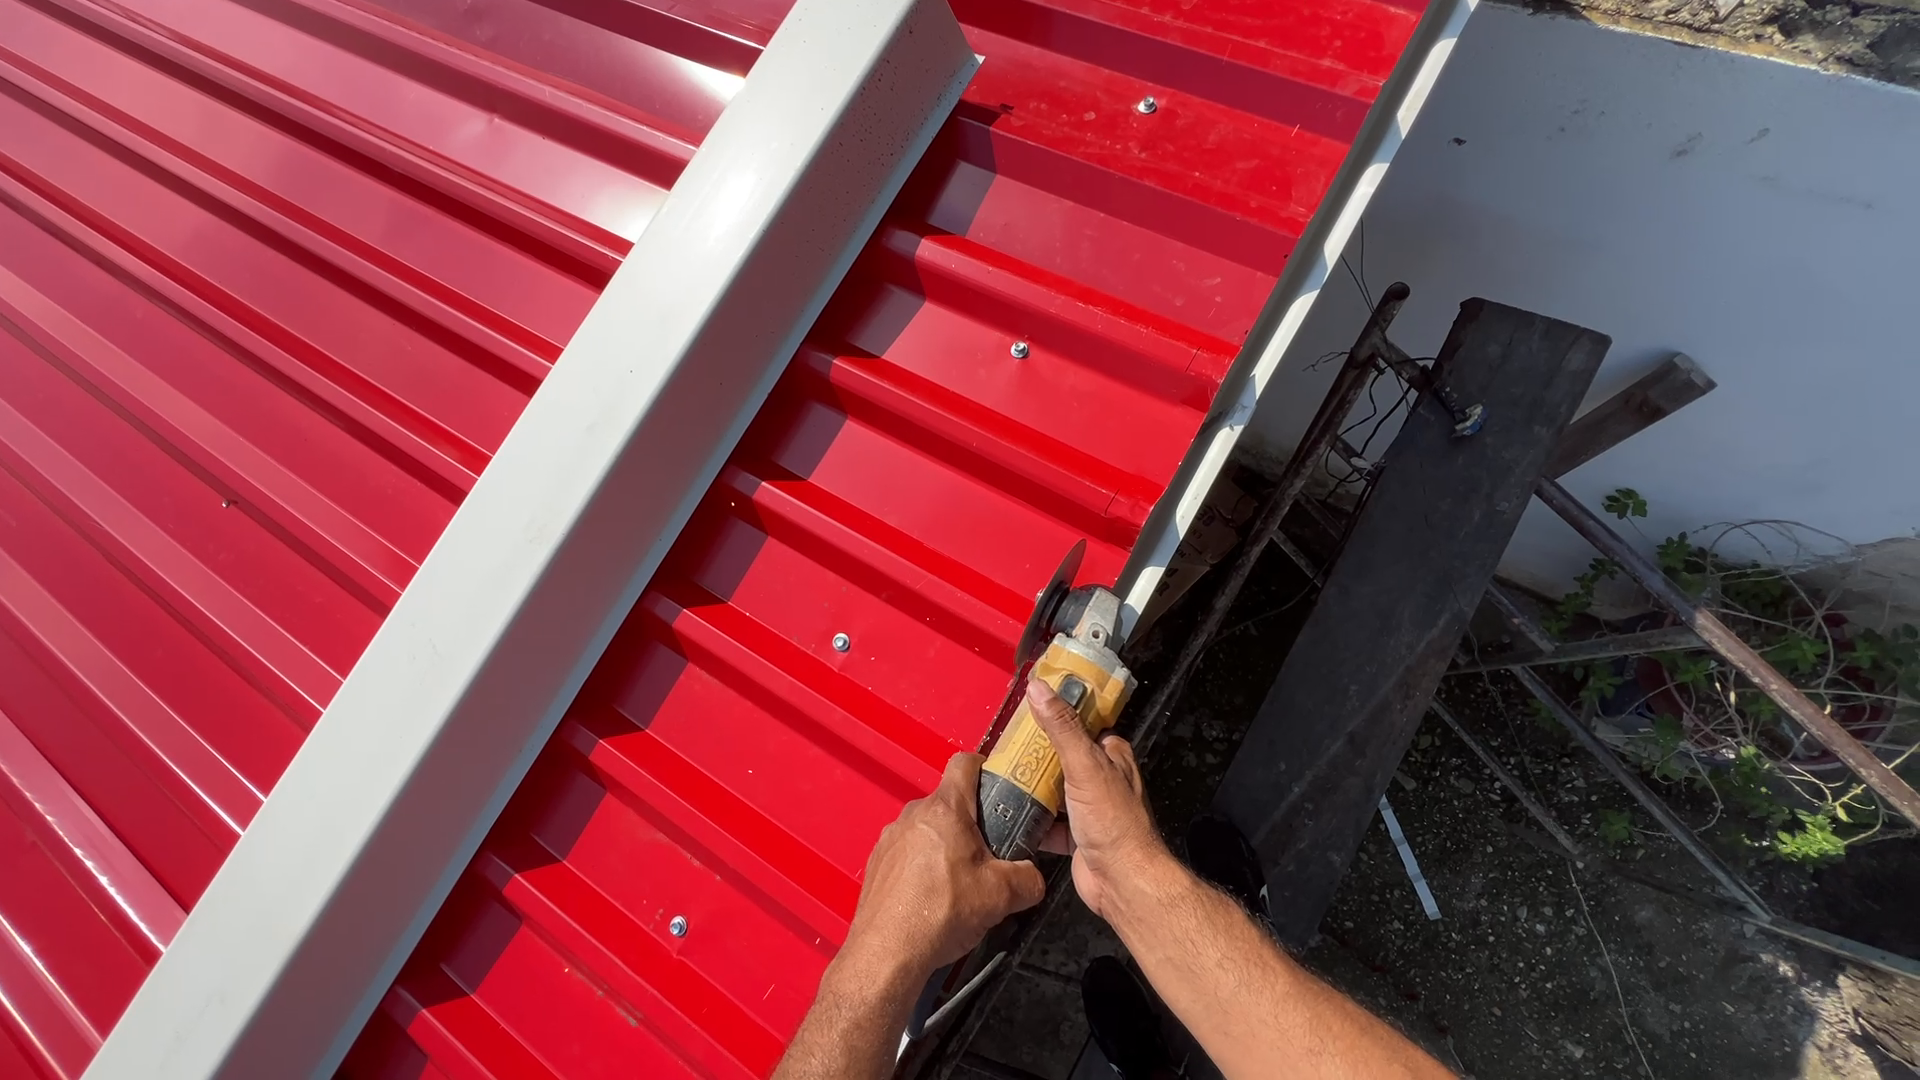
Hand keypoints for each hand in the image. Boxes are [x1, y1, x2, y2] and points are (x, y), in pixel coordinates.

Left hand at [841, 753, 1045, 982]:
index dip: (985, 768)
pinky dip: (921, 866)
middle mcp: (914, 814)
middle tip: (988, 852)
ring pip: (927, 828)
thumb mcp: (1001, 896)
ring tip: (960, 883)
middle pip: (949, 802)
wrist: (887, 953)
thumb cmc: (940, 913)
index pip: (965, 763)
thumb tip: (1033, 878)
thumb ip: (1028, 879)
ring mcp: (891, 837)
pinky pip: (907, 852)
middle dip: (970, 822)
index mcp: (945, 809)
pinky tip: (932, 898)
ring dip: (945, 845)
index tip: (998, 787)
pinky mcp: (878, 862)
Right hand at [1026, 678, 1169, 919]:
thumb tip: (1039, 689)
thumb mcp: (1085, 765)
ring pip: (1054, 790)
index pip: (1082, 724)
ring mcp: (1090, 809)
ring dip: (1032, 788)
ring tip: (1002, 776)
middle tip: (1006, 746)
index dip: (1058, 714)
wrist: (1123, 882)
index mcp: (1112, 756)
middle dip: (1037, 755)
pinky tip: (1010, 814)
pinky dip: (1031, 820)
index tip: (1028, 708)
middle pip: (1064, 757)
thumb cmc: (1114, 822)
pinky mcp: (1076, 836)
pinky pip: (1048, 823)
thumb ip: (1061, 727)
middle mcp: (1103, 779)